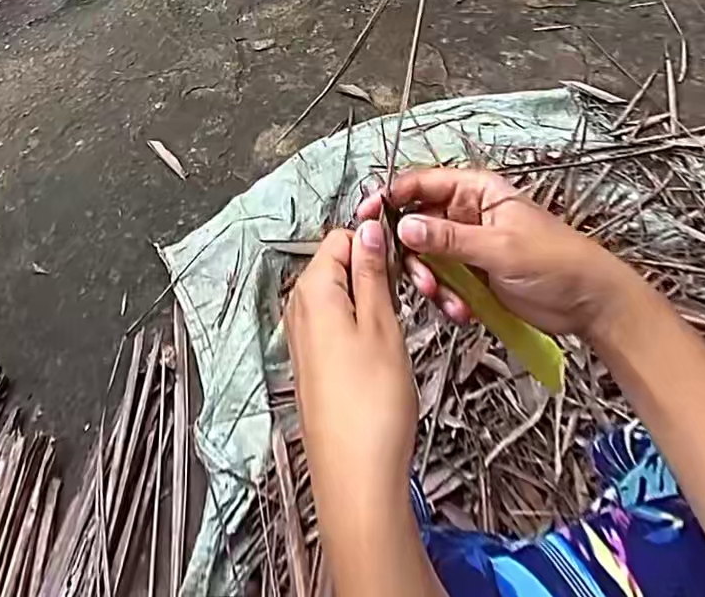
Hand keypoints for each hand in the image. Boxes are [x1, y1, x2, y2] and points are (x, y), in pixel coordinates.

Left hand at [285, 221, 417, 520]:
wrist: (354, 476)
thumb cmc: (370, 406)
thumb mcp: (381, 324)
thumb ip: (372, 270)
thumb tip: (368, 229)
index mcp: (312, 288)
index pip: (342, 236)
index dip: (375, 244)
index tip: (402, 263)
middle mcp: (299, 305)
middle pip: (339, 263)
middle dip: (374, 272)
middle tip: (405, 299)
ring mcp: (303, 332)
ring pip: (340, 292)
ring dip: (370, 299)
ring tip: (395, 331)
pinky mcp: (312, 356)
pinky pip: (335, 319)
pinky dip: (359, 322)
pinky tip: (380, 350)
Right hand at [359, 167, 643, 339]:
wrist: (592, 305)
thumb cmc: (558, 261)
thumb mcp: (500, 247)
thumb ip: (448, 237)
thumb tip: (404, 226)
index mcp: (474, 190)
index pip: (421, 184)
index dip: (392, 197)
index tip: (368, 215)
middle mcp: (464, 212)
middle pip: (416, 221)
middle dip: (410, 250)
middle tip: (413, 273)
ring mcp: (465, 243)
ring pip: (424, 253)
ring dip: (427, 277)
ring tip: (442, 296)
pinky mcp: (469, 271)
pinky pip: (440, 277)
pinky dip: (443, 294)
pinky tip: (459, 309)